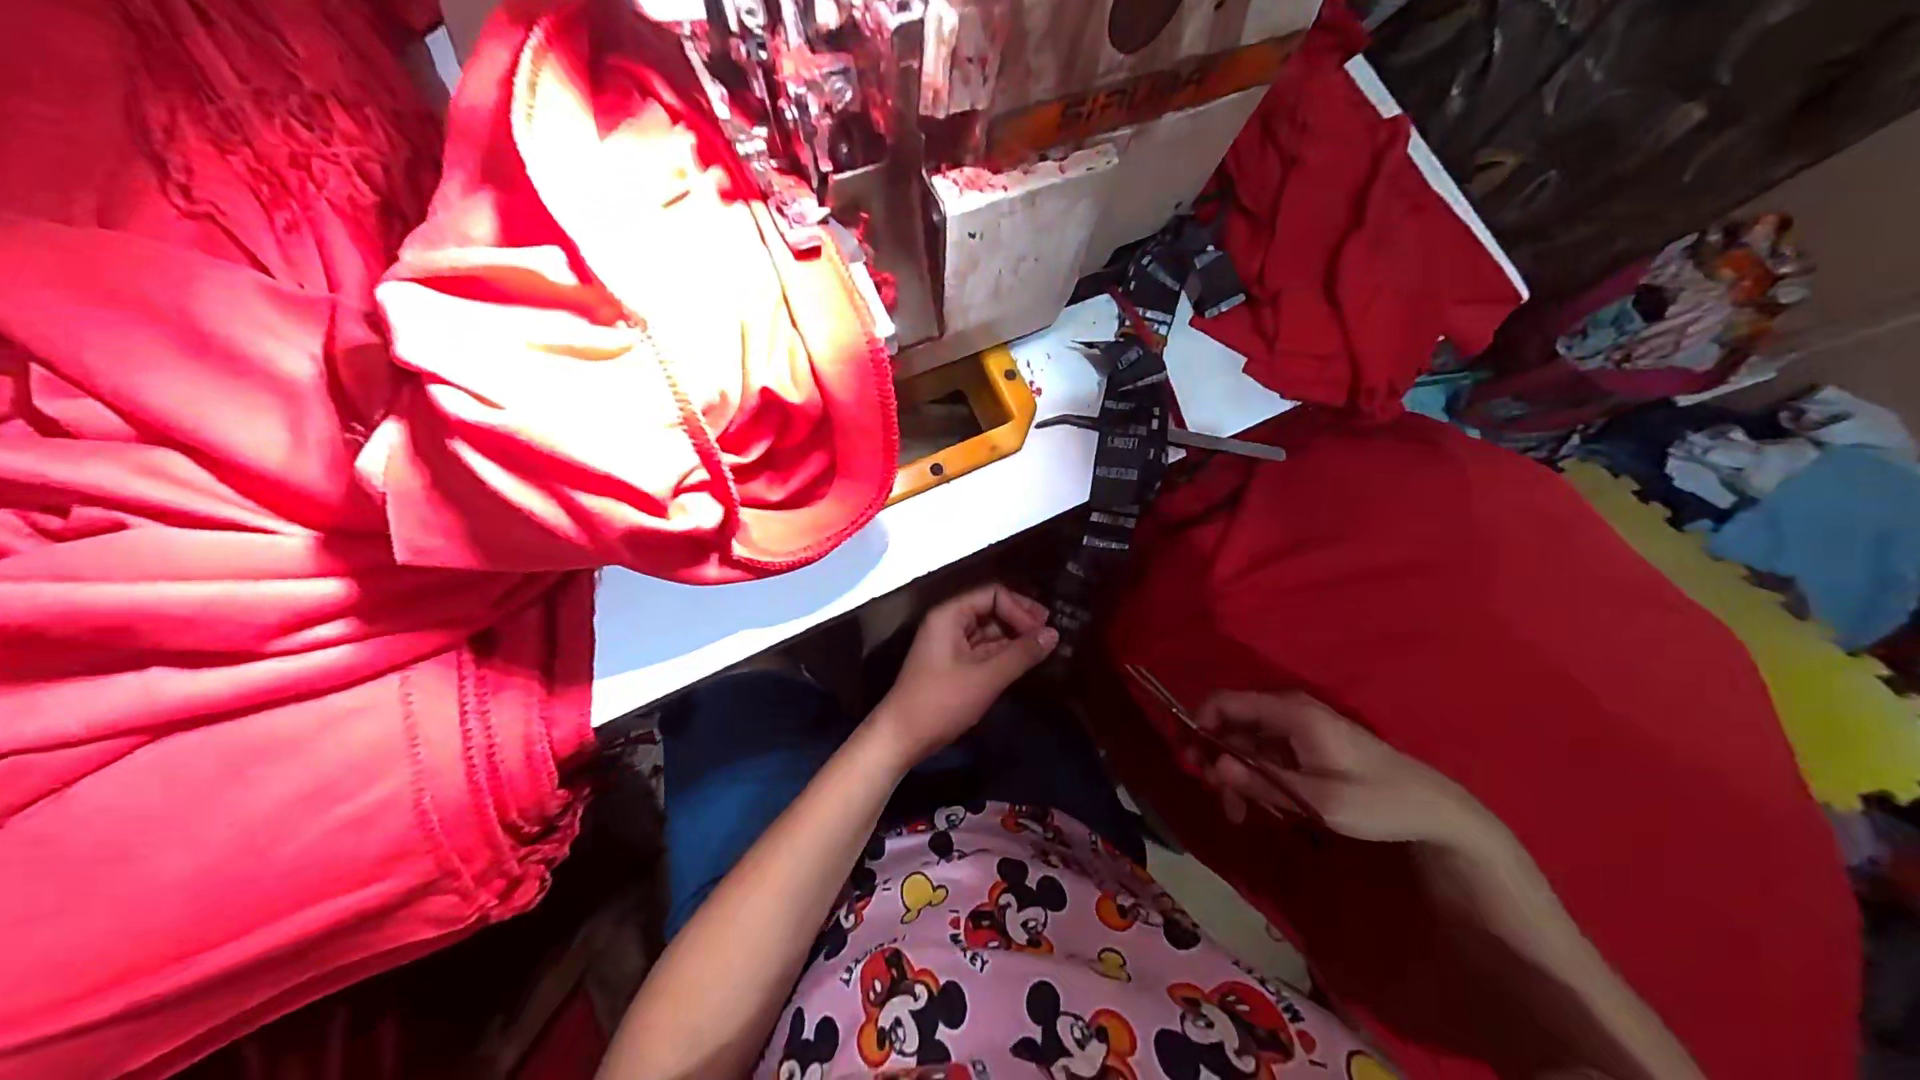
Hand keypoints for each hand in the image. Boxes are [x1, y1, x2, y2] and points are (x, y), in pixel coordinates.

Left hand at [869, 584, 1058, 766]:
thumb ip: (1021, 654)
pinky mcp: (955, 665)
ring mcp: (951, 644)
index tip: (1042, 630)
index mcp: (950, 614)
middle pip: (991, 608)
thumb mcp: (986, 677)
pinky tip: (1025, 661)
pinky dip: (1005, 653)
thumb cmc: (942, 702)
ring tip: (1044, 648)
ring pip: (990, 631)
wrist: (903, 737)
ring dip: (1015, 637)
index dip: (1020, 608)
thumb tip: (1053, 634)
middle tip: (1049, 634)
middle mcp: (950, 623)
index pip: (992, 594)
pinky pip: (985, 650)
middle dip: (1021, 620)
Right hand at [1189, 690, 1506, 851]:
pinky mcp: (1304, 744)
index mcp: (1291, 714)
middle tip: (1214, 795)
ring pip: (1244, 741)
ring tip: (1238, 814)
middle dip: (1214, 757)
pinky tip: (1257, 806)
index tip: (1191, 760)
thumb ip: (1262, 782)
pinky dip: (1252, 776)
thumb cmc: (1376, 801)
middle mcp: (1289, 711)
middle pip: (1230, 722)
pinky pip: (1263, 753)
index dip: (1198, 724)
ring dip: (1233, 773)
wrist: (1432, 809)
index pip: (1225, 701)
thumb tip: (1215, 765)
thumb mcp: (1318, 800)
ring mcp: (1296, 727)